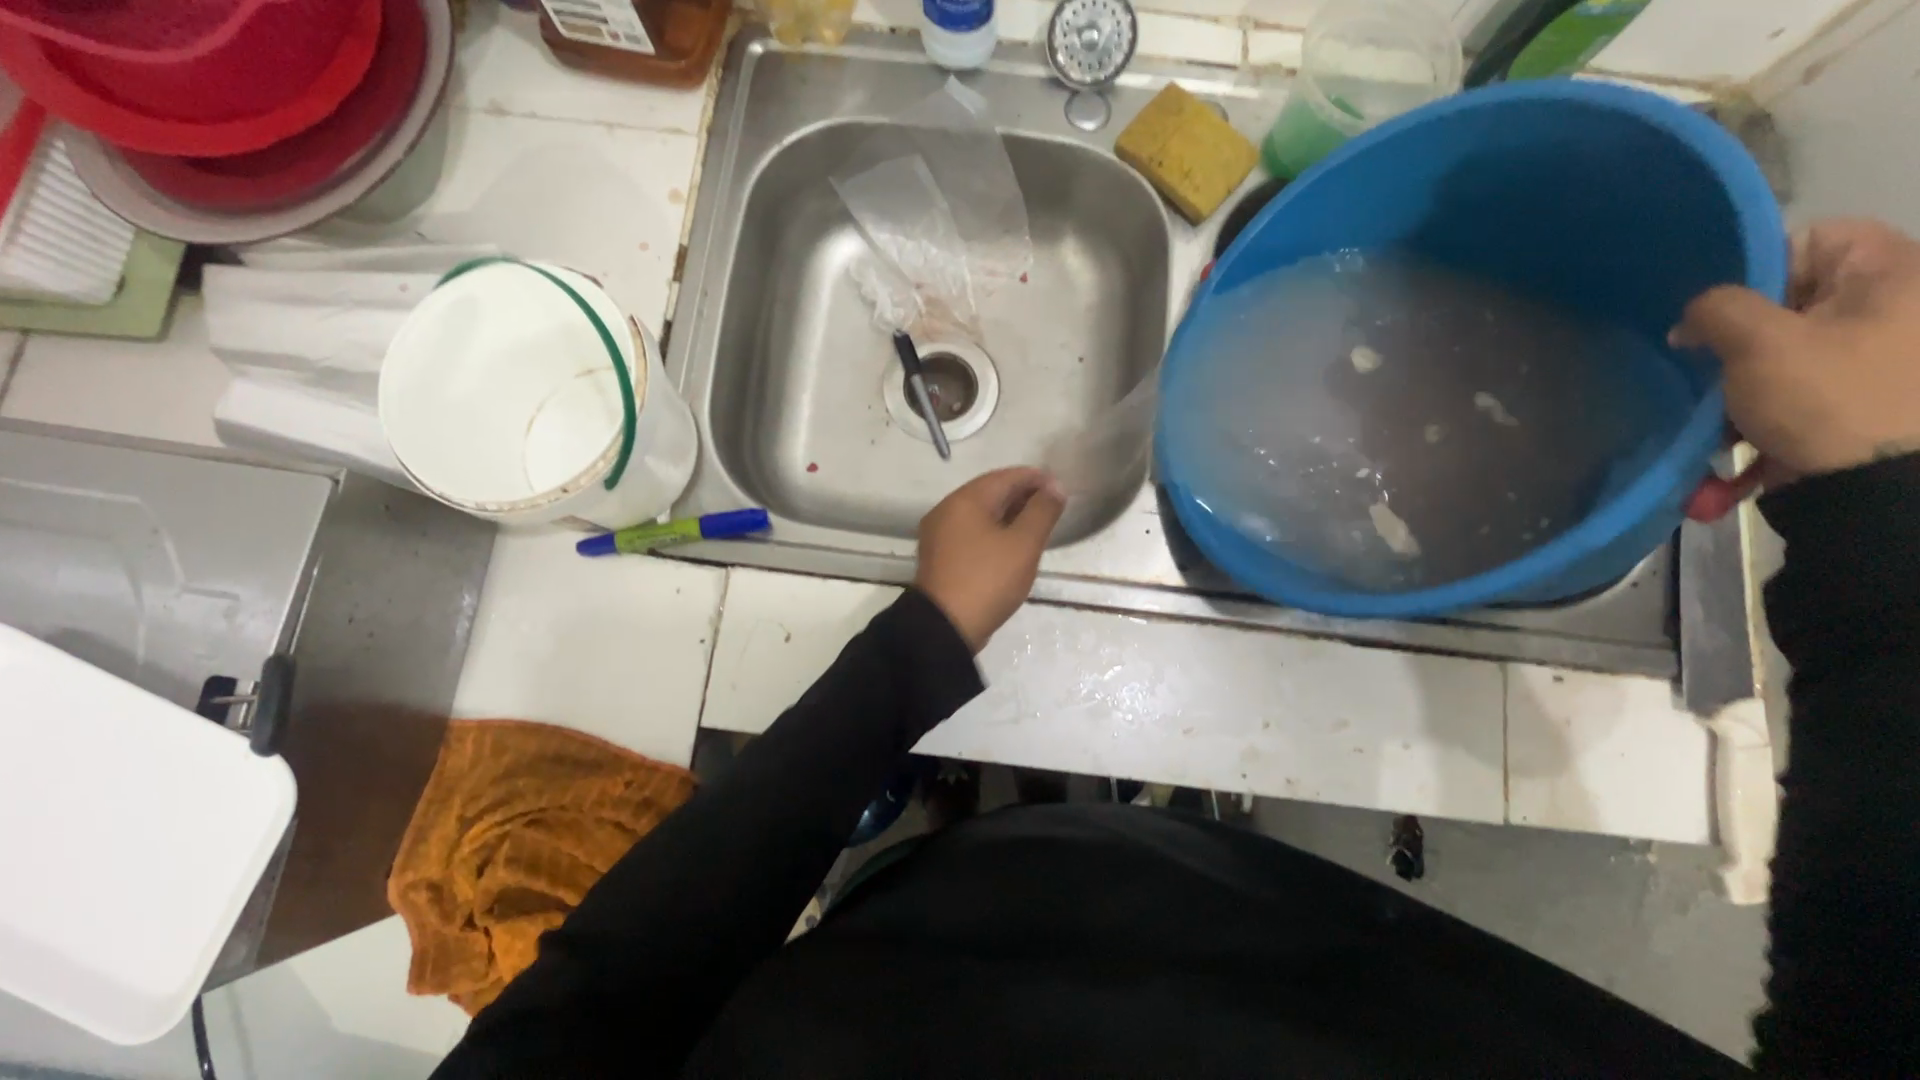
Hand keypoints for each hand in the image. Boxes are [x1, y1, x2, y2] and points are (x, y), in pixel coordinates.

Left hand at [914, 467, 1065, 652]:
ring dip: (1009, 514)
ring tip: (1036, 525)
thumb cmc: (987, 580)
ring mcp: (939, 534)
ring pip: (980, 514)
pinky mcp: (940, 556)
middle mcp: (947, 510)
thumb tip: (1055, 486)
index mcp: (965, 500)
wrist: (944, 628)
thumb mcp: (1023, 545)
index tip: (1060, 489)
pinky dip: (993, 531)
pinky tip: (1011, 545)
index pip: (1006, 477)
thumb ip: (1042, 511)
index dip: (1036, 479)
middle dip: (1022, 495)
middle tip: (1052, 507)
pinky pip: (971, 533)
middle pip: (990, 492)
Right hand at [1673, 219, 1919, 486]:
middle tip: (1700, 372)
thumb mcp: (1758, 343)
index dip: (1754, 268)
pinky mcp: (1867, 415)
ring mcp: (1883, 369)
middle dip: (1733, 348)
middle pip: (1791, 309)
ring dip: (1736, 403)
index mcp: (1892, 277)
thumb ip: (1715, 310)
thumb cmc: (1831, 398)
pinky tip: (1723, 477)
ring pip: (1786, 365)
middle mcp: (1898, 313)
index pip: (1812, 239)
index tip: (1710, 311)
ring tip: (1706, 433)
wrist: (1888, 493)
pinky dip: (1758, 441)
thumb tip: (1695, 319)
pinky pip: (1800, 412)